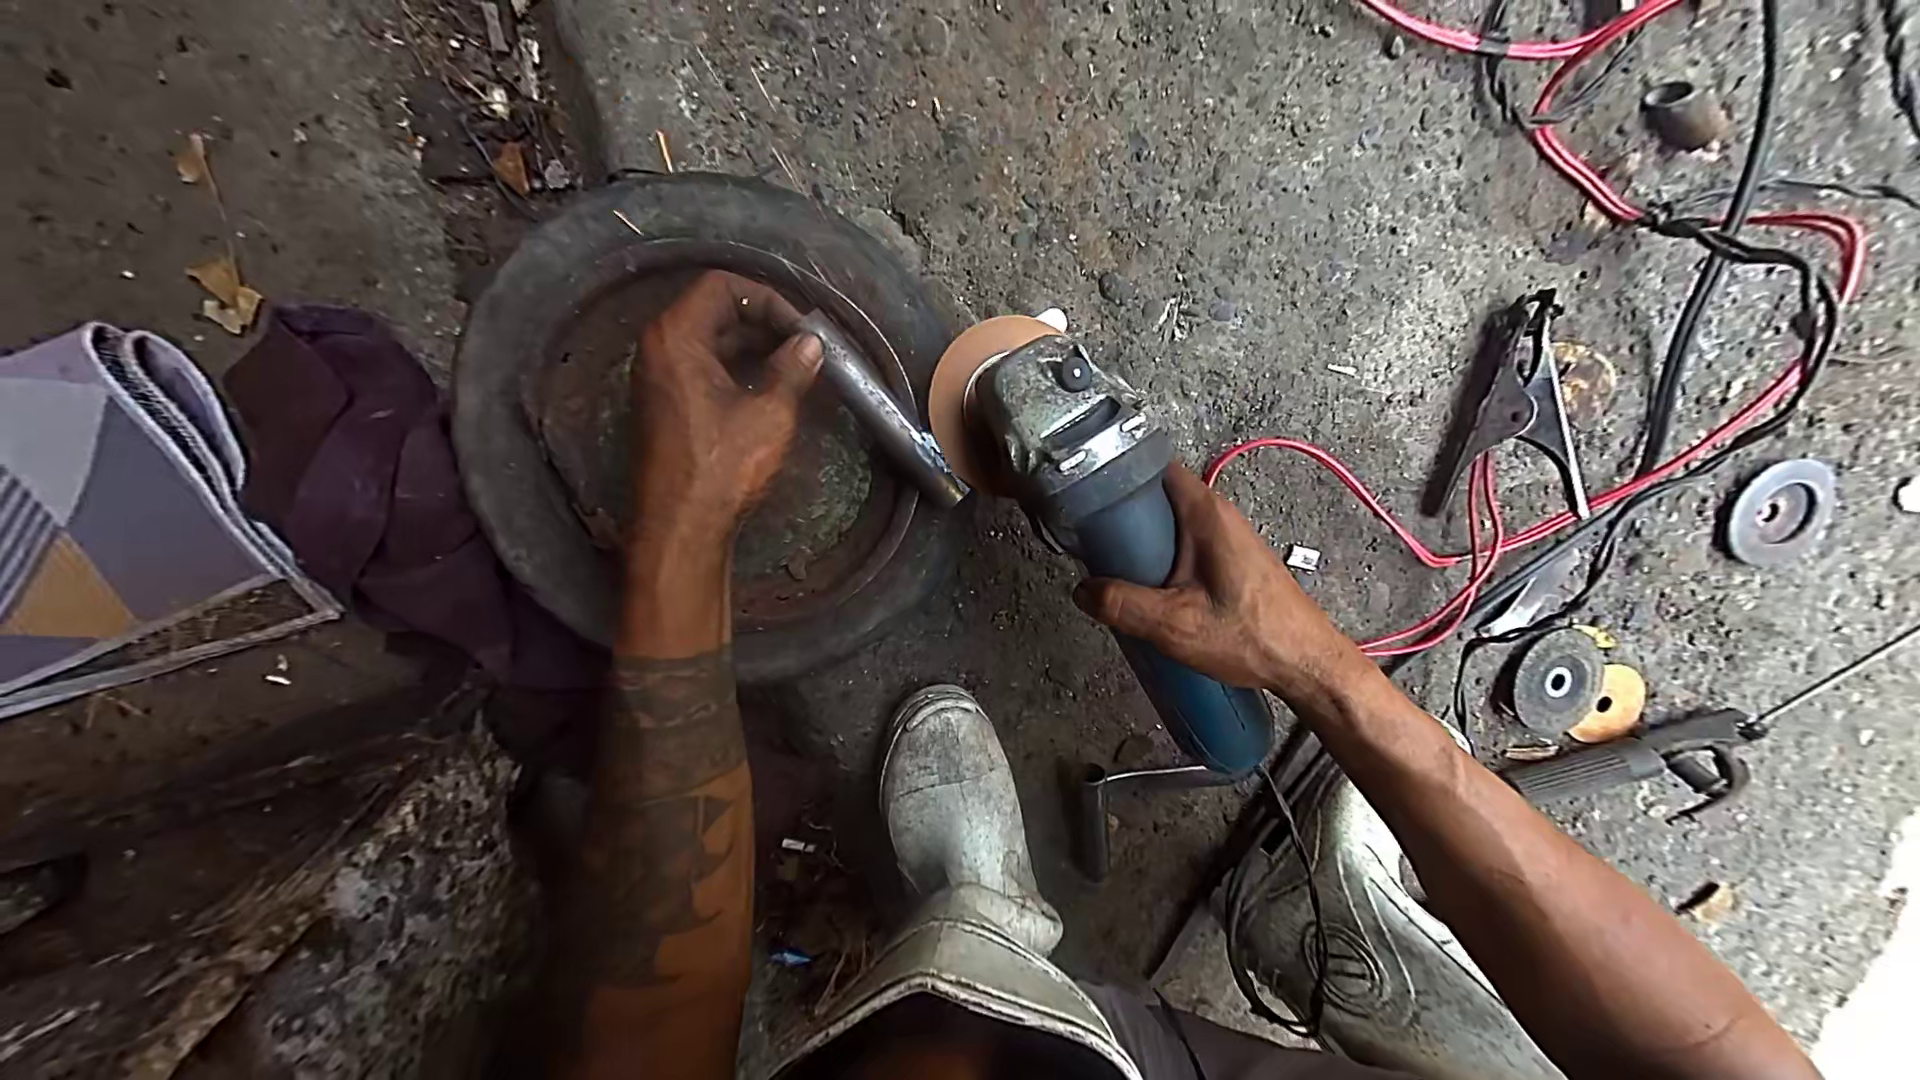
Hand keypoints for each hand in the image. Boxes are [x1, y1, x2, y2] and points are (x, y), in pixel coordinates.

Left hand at [629, 271, 823, 551]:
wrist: (683, 524)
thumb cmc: (724, 466)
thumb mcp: (770, 414)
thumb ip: (792, 370)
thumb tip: (811, 344)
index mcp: (677, 338)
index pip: (721, 287)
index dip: (767, 299)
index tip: (801, 328)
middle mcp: (659, 350)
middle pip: (714, 312)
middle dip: (763, 324)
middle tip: (805, 347)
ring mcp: (660, 379)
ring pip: (710, 342)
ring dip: (753, 348)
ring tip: (796, 367)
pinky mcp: (668, 405)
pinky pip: (703, 369)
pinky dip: (737, 369)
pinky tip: (771, 388)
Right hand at [1071, 464, 1367, 699]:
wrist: (1305, 665)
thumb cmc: (1256, 638)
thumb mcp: (1173, 624)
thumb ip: (1121, 605)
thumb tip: (1084, 591)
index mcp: (1206, 515)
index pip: (1156, 468)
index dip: (1119, 476)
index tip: (1090, 494)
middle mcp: (1220, 517)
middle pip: (1158, 496)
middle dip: (1124, 516)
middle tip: (1098, 543)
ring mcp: (1226, 538)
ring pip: (1170, 523)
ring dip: (1142, 541)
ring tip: (1119, 570)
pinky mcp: (1229, 561)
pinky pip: (1184, 545)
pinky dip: (1161, 558)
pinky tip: (1151, 590)